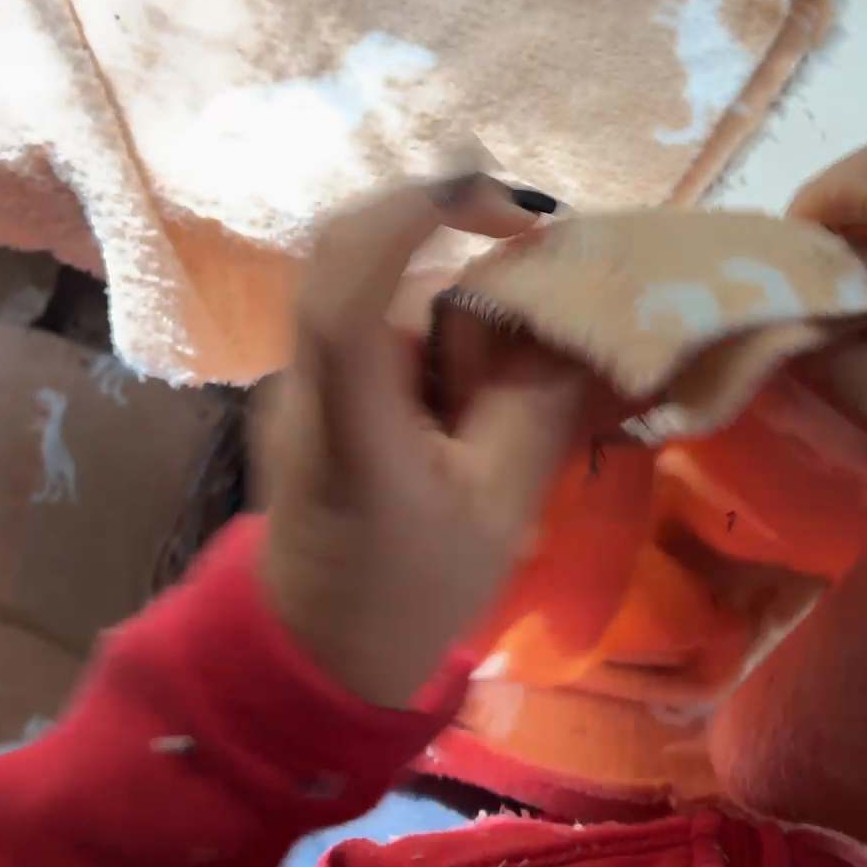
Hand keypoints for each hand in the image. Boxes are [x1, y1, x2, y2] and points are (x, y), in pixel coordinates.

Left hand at [261, 176, 586, 708]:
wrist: (314, 660)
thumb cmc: (412, 595)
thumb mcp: (500, 509)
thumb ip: (537, 406)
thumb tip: (567, 325)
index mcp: (348, 425)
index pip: (347, 284)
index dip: (416, 215)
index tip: (506, 206)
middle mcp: (304, 383)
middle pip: (363, 263)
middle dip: (451, 237)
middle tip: (534, 245)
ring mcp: (299, 385)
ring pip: (378, 295)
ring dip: (452, 297)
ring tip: (519, 339)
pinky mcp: (314, 394)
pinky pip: (381, 329)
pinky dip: (440, 329)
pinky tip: (481, 378)